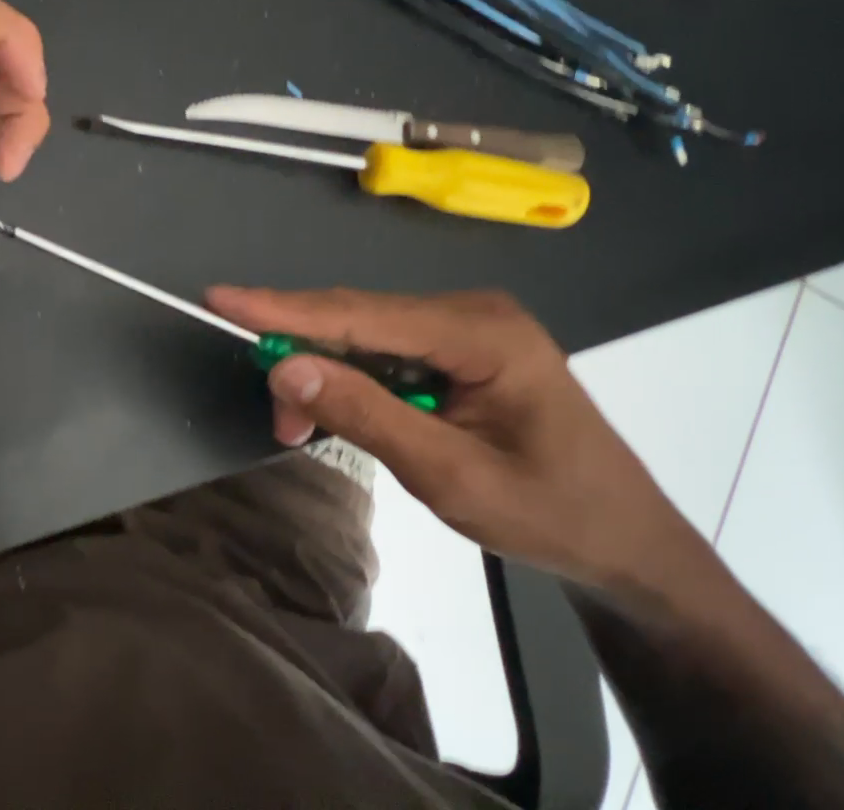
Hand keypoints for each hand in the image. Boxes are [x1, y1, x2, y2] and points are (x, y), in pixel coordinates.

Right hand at [206, 287, 703, 594]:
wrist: (625, 544)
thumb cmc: (550, 514)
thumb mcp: (450, 475)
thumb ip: (366, 416)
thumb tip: (284, 367)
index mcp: (483, 334)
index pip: (359, 313)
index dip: (282, 309)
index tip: (217, 299)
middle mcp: (470, 315)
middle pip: (354, 319)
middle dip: (300, 358)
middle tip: (278, 421)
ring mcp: (464, 329)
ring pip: (360, 336)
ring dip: (321, 377)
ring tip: (300, 429)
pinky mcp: (456, 350)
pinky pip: (379, 352)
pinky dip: (346, 383)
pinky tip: (337, 413)